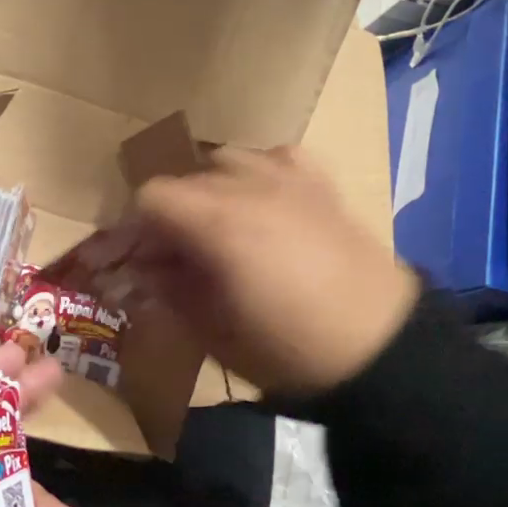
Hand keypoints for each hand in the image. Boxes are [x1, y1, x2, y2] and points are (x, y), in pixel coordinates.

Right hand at [51, 147, 418, 394]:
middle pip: (182, 179)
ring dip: (204, 192)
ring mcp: (289, 179)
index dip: (130, 229)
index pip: (149, 198)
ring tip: (209, 231)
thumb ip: (168, 289)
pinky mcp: (320, 186)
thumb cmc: (286, 348)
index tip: (129, 260)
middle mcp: (250, 186)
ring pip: (224, 161)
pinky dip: (253, 177)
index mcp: (218, 223)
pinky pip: (272, 159)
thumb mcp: (211, 330)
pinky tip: (256, 205)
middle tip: (165, 257)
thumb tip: (140, 270)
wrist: (378, 347)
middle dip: (164, 215)